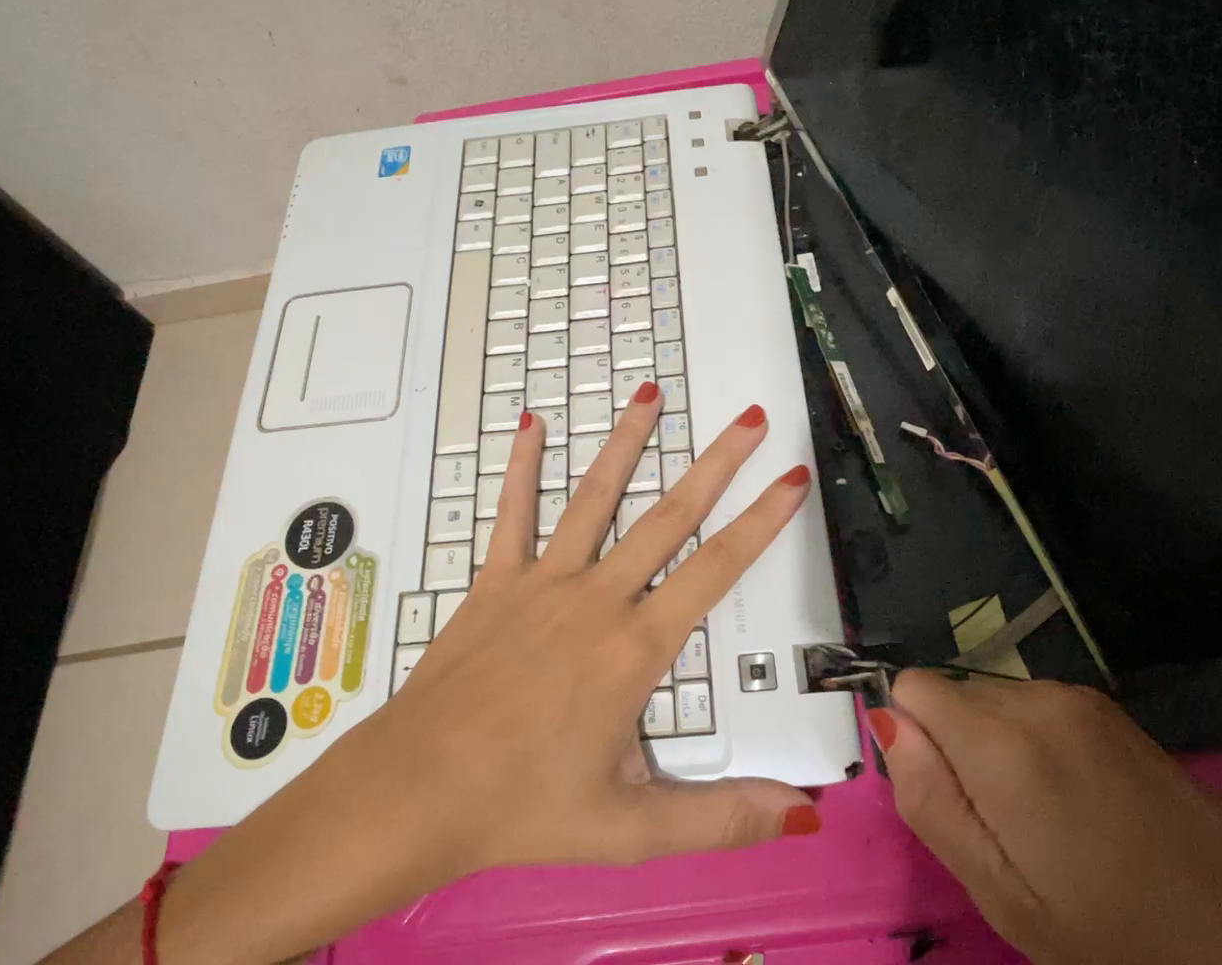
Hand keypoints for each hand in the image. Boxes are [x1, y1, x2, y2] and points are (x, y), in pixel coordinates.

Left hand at [147, 384, 819, 963]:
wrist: (416, 792)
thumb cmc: (524, 810)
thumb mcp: (631, 829)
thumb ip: (722, 818)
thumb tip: (805, 811)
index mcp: (636, 649)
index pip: (715, 570)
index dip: (761, 522)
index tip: (792, 476)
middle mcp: (596, 599)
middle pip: (668, 517)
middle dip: (716, 464)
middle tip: (750, 417)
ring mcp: (541, 583)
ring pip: (595, 498)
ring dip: (627, 442)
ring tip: (651, 391)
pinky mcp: (493, 583)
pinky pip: (511, 514)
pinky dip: (520, 467)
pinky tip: (530, 423)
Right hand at [872, 673, 1221, 964]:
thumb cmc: (1117, 929)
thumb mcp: (1004, 894)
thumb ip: (930, 802)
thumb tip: (888, 725)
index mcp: (1002, 743)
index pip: (911, 687)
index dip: (913, 740)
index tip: (949, 799)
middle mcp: (1035, 699)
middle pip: (949, 692)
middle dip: (950, 746)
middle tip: (998, 825)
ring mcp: (1076, 697)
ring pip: (988, 700)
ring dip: (990, 747)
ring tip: (1040, 820)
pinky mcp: (1105, 706)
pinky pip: (1029, 708)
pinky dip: (1026, 744)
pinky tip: (1071, 801)